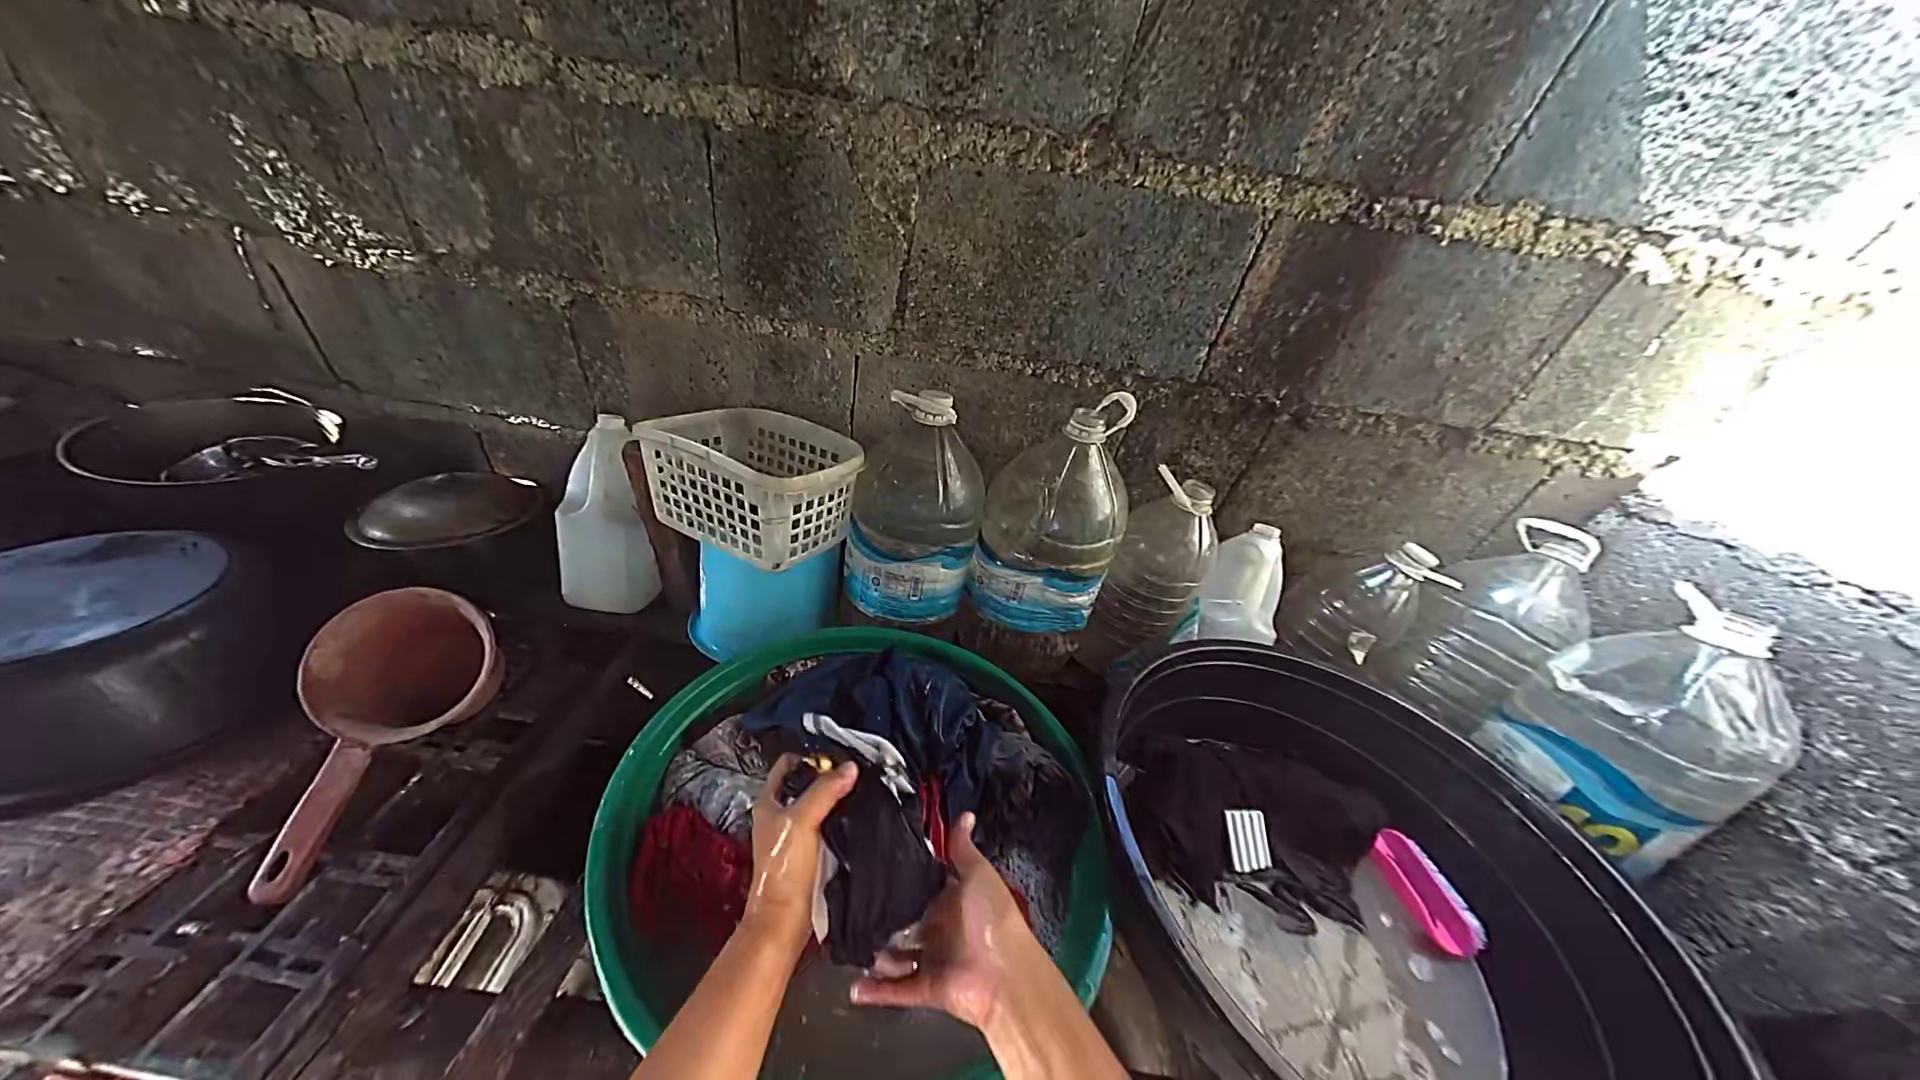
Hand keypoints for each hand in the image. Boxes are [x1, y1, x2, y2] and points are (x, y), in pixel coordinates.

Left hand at [746, 754, 856, 941]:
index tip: (837, 753)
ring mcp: (797, 831)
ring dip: (839, 794)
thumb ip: (825, 791)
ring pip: (822, 801)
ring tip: (863, 784)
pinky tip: (860, 810)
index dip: (810, 755)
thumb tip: (850, 767)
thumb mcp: (802, 821)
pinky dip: (844, 814)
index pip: (789, 763)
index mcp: (769, 801)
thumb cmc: (783, 869)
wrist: (785, 919)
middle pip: (808, 782)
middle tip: (856, 766)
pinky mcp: (814, 848)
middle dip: (830, 773)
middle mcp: (782, 813)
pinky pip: (832, 821)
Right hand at [848, 811, 1037, 1029]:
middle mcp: (941, 929)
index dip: (902, 882)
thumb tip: (965, 815)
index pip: (922, 889)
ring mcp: (933, 959)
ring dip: (877, 953)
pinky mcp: (927, 987)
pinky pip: (897, 990)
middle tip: (858, 908)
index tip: (875, 871)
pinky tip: (856, 985)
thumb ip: (962, 848)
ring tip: (855, 942)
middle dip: (884, 919)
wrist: (1006, 973)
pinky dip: (876, 991)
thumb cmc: (995, 918)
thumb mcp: (978, 874)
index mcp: (952, 902)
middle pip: (905, 923)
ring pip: (896, 956)